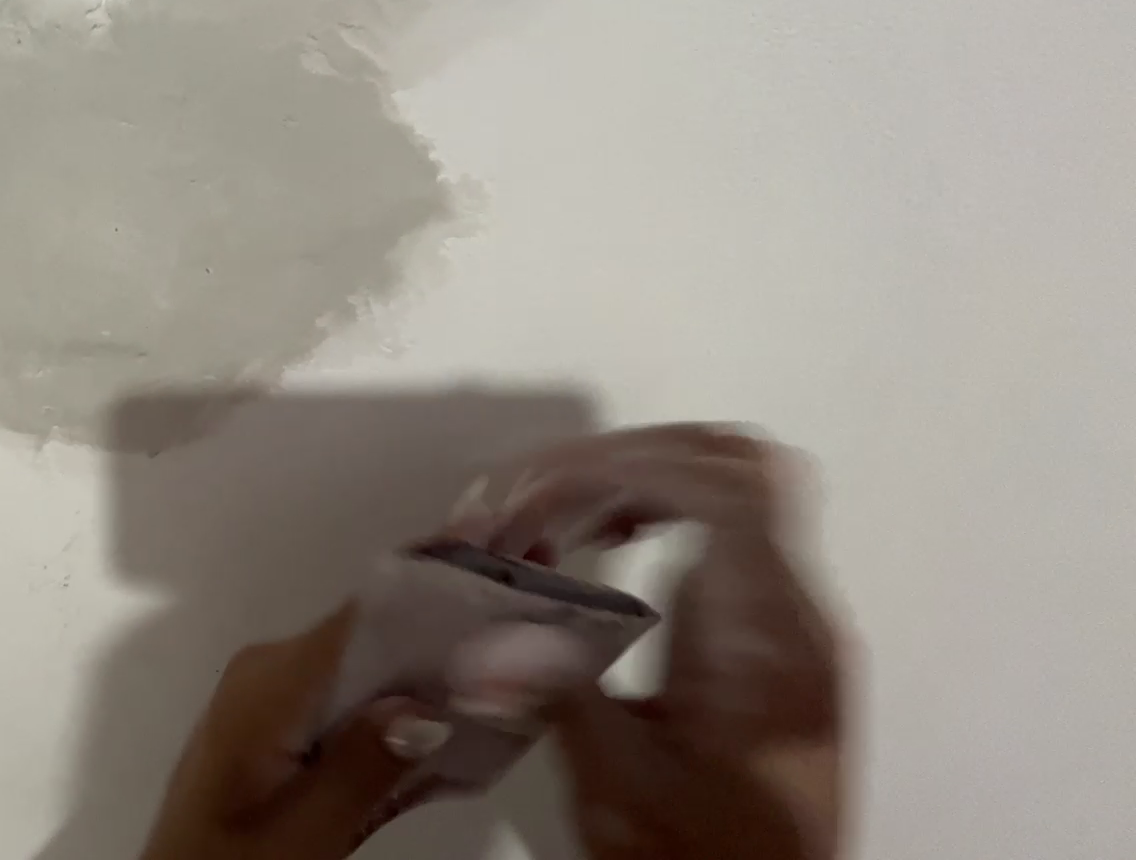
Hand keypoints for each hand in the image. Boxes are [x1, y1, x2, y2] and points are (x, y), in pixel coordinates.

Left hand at [138, 606, 453, 859]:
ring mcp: (267, 683)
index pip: (357, 622)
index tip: (479, 596)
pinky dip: (382, 701)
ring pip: (356, 664)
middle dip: (427, 644)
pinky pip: (339, 688)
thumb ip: (362, 767)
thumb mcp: (301, 834)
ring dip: (410, 675)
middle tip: (496, 647)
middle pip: (362, 638)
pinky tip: (426, 719)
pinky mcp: (274, 706)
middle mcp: (267, 664)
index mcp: (268, 680)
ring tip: (479, 681)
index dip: (419, 603)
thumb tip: (424, 703)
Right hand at [468, 424, 848, 859]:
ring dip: (621, 467)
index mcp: (769, 639)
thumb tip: (485, 624)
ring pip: (717, 468)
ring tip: (546, 506)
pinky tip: (591, 527)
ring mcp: (774, 600)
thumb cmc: (704, 855)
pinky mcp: (748, 607)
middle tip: (530, 495)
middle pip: (725, 457)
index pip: (724, 491)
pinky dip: (638, 492)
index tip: (538, 501)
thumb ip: (555, 691)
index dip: (621, 468)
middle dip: (612, 454)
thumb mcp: (620, 786)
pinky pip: (706, 505)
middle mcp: (787, 604)